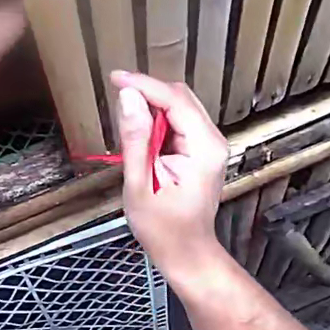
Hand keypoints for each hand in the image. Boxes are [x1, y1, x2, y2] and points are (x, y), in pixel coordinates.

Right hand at [111, 71, 230, 283]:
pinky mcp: (201, 151)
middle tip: (117, 94)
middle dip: (148, 92)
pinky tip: (139, 133)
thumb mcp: (140, 183)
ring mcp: (209, 145)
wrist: (185, 252)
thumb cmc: (162, 227)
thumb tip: (128, 97)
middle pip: (180, 98)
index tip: (116, 78)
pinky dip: (157, 121)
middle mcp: (213, 140)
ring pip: (178, 107)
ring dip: (151, 106)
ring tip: (125, 117)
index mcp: (204, 147)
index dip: (144, 85)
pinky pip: (178, 123)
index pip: (174, 100)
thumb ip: (135, 138)